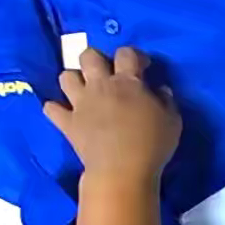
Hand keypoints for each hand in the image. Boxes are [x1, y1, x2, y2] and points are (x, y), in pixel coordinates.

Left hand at [44, 46, 181, 185]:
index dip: (134, 55)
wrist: (122, 170)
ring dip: (74, 79)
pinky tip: (63, 112)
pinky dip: (55, 108)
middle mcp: (100, 85)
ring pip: (66, 76)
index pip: (127, 53)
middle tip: (107, 74)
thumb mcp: (173, 121)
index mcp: (127, 81)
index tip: (142, 66)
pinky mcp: (68, 123)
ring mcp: (80, 103)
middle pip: (89, 55)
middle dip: (97, 59)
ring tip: (84, 90)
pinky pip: (51, 109)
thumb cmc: (152, 144)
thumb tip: (160, 89)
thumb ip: (167, 100)